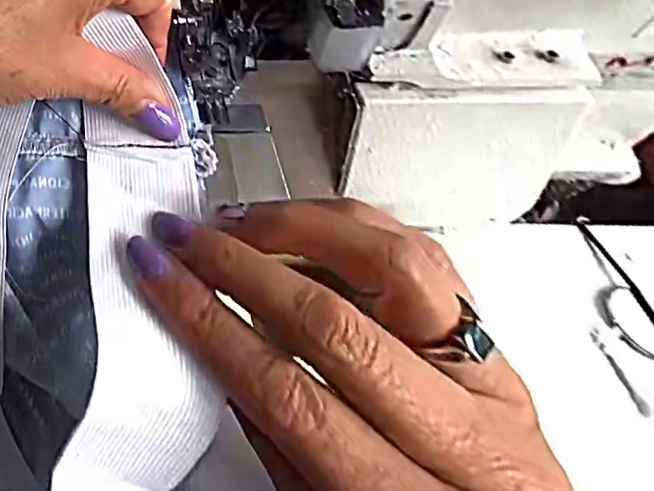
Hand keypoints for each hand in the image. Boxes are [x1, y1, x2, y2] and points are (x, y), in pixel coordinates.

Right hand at [127, 200, 571, 490]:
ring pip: (391, 263)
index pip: (288, 393)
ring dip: (298, 226)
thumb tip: (214, 343)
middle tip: (184, 237)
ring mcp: (488, 373)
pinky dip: (349, 222)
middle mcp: (462, 434)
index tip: (162, 277)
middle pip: (332, 321)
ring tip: (238, 219)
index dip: (209, 323)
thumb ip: (275, 435)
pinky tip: (302, 218)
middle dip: (237, 265)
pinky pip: (419, 249)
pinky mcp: (491, 333)